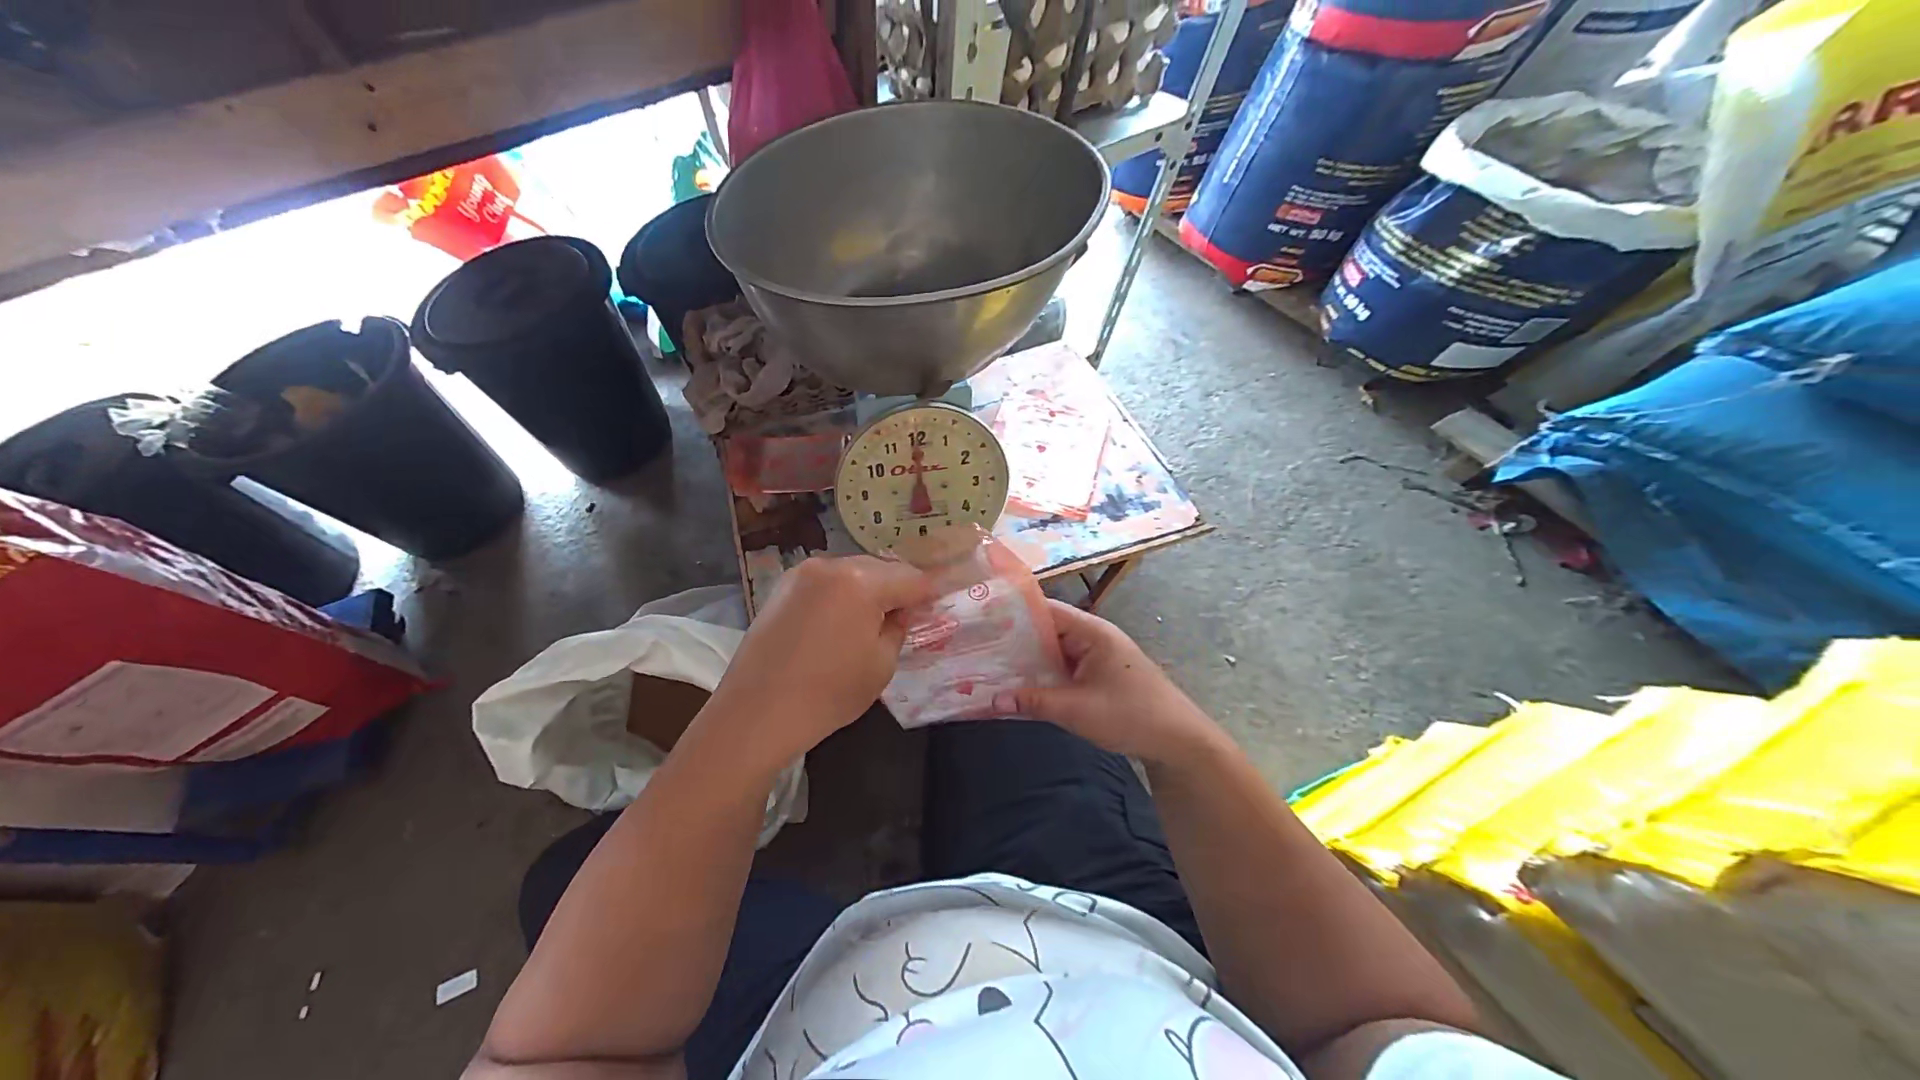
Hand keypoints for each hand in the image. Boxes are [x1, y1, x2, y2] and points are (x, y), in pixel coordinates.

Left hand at [702, 555, 933, 763]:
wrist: (757, 712)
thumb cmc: (828, 693)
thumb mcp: (881, 665)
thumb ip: (898, 628)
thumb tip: (902, 611)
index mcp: (862, 582)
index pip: (911, 578)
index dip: (929, 593)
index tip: (937, 606)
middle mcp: (832, 566)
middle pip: (881, 568)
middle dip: (897, 588)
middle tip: (905, 617)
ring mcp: (802, 574)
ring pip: (852, 572)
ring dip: (867, 589)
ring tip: (871, 621)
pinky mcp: (781, 587)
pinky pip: (826, 582)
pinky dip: (840, 594)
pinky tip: (839, 622)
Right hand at [996, 600, 1225, 767]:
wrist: (1179, 741)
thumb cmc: (1131, 715)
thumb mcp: (1077, 710)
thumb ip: (1033, 701)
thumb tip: (991, 698)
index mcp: (1091, 631)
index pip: (1044, 609)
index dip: (1012, 612)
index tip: (980, 620)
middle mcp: (1092, 637)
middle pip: (1045, 629)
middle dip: (1012, 639)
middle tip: (976, 647)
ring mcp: (1095, 656)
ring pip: (1052, 651)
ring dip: (1026, 660)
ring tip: (987, 666)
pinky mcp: (1097, 675)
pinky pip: (1062, 668)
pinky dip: (1042, 675)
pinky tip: (1018, 686)